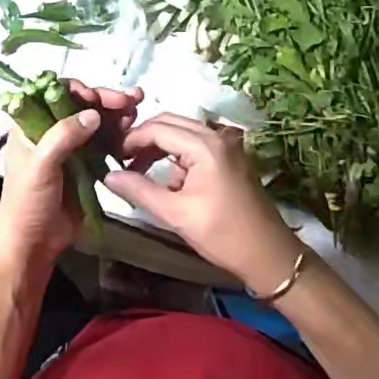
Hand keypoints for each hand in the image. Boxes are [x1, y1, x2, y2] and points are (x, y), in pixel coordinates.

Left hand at [0, 82, 143, 270]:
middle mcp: (50, 131)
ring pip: (94, 122)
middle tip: (128, 100)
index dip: (76, 90)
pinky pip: (103, 143)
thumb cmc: (28, 200)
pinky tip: (132, 130)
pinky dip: (118, 134)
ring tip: (135, 111)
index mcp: (30, 125)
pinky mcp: (85, 165)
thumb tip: (93, 114)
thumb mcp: (41, 165)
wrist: (34, 242)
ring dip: (114, 114)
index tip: (95, 97)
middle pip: (79, 105)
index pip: (53, 94)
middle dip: (103, 99)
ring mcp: (69, 148)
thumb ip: (64, 136)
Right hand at [104, 114, 303, 295]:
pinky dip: (176, 153)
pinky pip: (195, 142)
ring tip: (137, 168)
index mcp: (204, 146)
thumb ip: (139, 190)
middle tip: (122, 159)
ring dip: (159, 145)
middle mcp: (217, 136)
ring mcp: (227, 144)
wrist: (271, 257)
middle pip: (169, 122)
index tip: (112, 157)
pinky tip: (166, 178)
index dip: (131, 140)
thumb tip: (107, 176)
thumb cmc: (222, 235)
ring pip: (181, 131)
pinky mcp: (230, 156)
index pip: (157, 129)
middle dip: (143, 138)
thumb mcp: (175, 214)